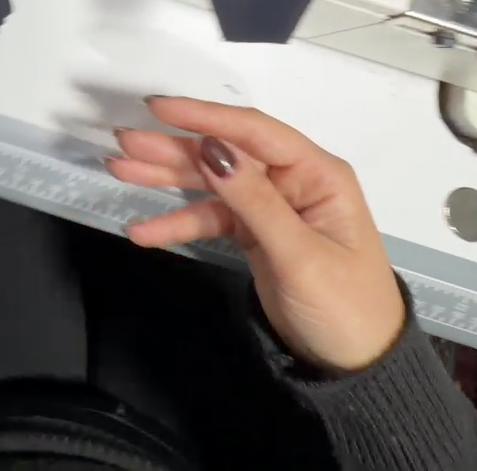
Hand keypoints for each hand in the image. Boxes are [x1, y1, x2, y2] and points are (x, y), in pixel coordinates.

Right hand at [107, 97, 406, 372]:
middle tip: (123, 140)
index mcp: (315, 172)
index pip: (252, 131)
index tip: (158, 107)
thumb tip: (211, 146)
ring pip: (208, 181)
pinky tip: (142, 230)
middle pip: (222, 152)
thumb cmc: (345, 307)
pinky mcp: (251, 230)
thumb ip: (253, 200)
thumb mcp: (300, 255)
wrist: (358, 369)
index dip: (204, 116)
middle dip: (172, 147)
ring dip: (164, 177)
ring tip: (118, 167)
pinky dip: (175, 223)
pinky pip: (207, 217)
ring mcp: (267, 203)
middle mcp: (289, 178)